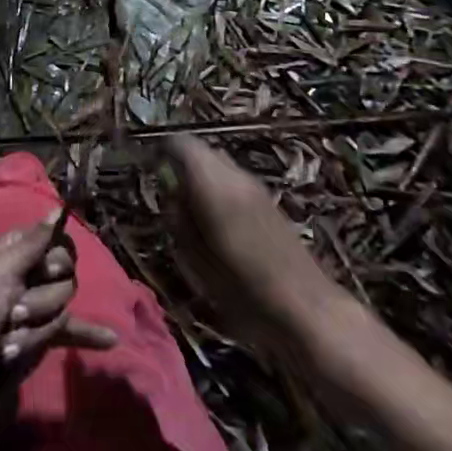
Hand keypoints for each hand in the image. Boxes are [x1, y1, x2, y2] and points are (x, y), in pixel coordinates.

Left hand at [0, 213, 117, 396]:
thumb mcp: (2, 270)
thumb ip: (35, 241)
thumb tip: (58, 208)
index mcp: (18, 252)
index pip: (60, 243)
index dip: (57, 258)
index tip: (45, 269)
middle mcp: (31, 274)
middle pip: (67, 277)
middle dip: (43, 298)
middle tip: (14, 309)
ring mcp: (38, 306)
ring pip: (64, 307)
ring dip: (37, 325)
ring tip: (11, 333)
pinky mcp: (42, 335)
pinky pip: (73, 330)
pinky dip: (91, 335)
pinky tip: (112, 341)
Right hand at [163, 136, 339, 330]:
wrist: (303, 305)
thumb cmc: (243, 291)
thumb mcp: (196, 260)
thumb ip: (179, 217)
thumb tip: (169, 190)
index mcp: (215, 187)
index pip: (182, 145)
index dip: (161, 150)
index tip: (147, 167)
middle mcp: (236, 176)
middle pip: (201, 150)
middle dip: (180, 163)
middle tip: (166, 193)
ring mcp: (255, 185)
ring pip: (218, 162)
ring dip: (200, 174)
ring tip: (189, 208)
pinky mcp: (267, 198)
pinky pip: (232, 177)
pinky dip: (217, 185)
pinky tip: (215, 218)